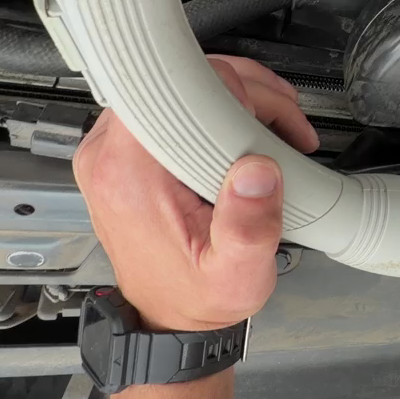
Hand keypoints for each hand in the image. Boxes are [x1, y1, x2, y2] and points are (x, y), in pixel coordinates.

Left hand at [73, 55, 319, 331]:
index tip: (266, 119)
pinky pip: (177, 107)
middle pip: (180, 80)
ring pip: (181, 87)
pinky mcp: (133, 155)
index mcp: (131, 174)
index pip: (174, 88)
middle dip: (247, 91)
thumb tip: (259, 171)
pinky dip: (221, 110)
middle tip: (287, 123)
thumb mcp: (236, 273)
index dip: (231, 91)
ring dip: (240, 97)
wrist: (173, 317)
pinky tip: (254, 132)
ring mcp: (118, 152)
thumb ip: (249, 225)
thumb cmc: (198, 297)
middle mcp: (112, 156)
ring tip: (280, 127)